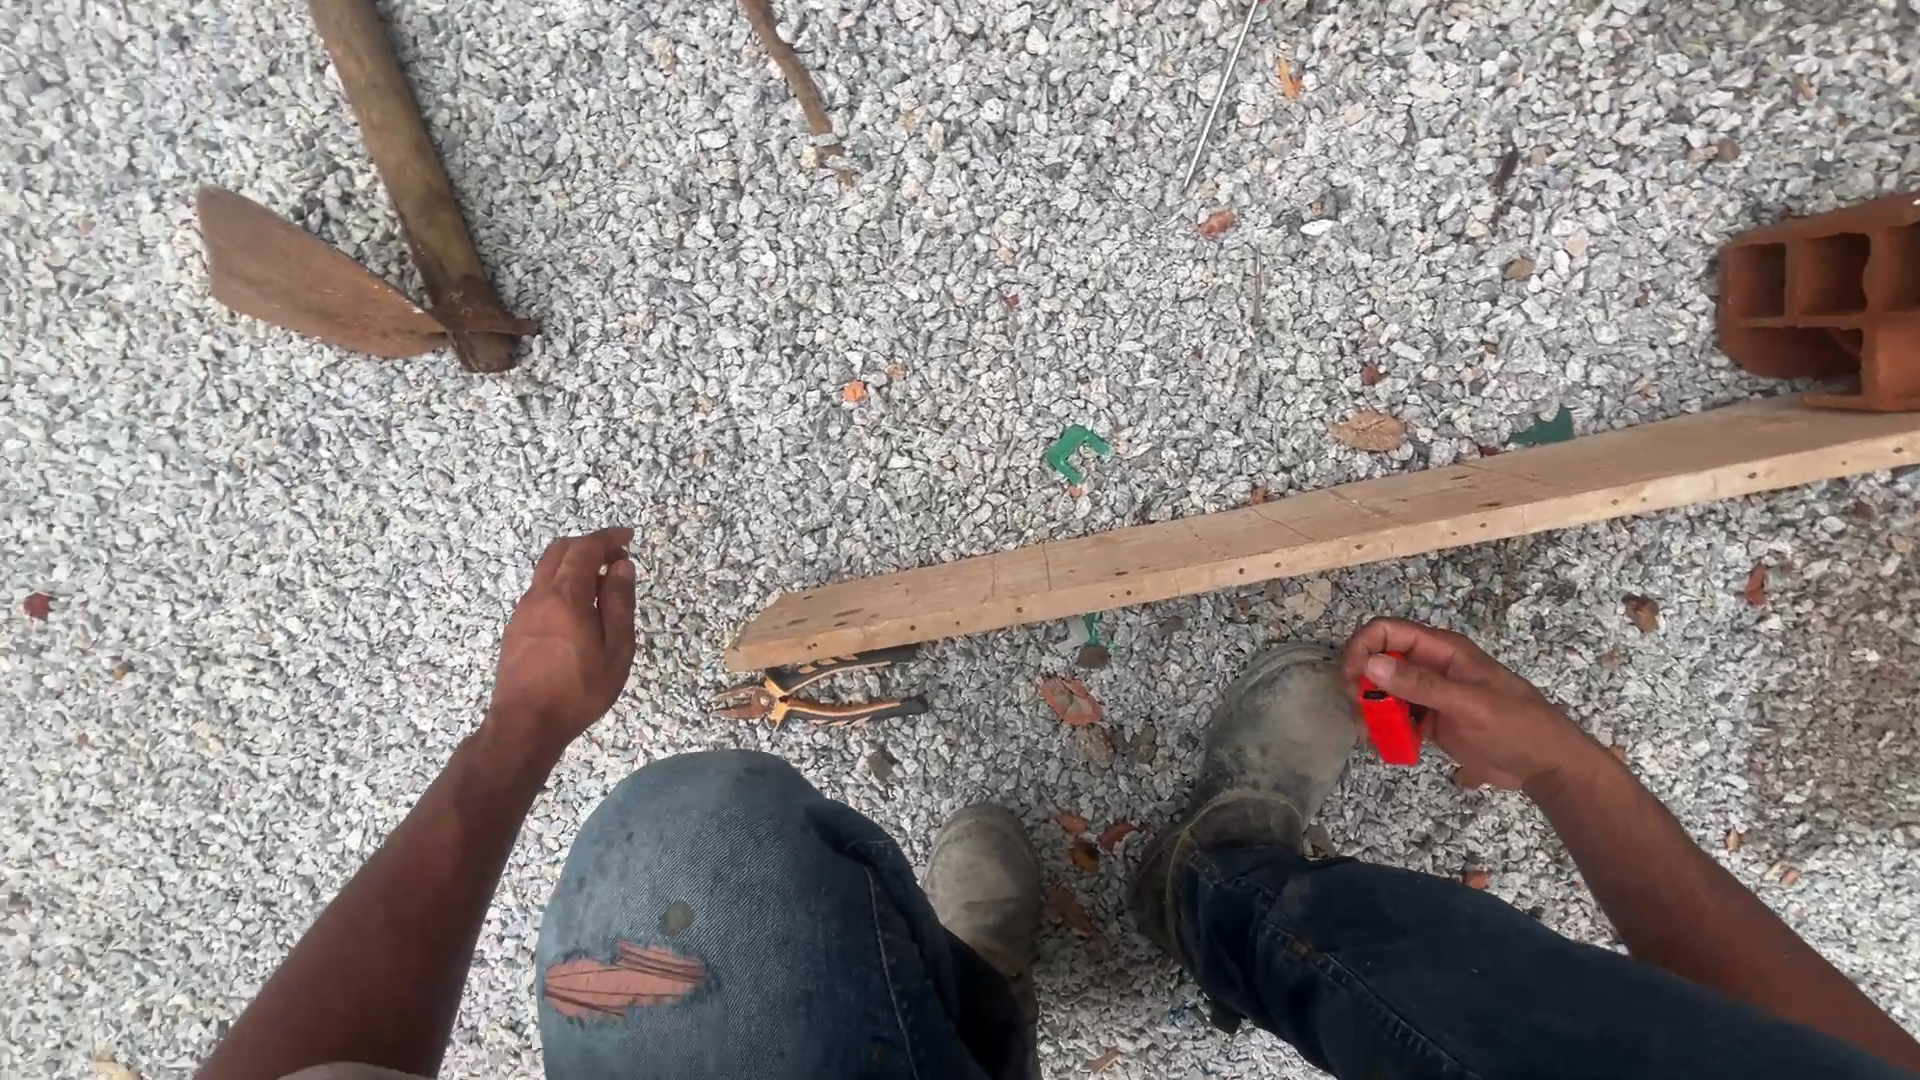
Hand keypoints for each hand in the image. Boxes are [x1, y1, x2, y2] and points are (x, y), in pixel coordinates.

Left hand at [484, 528, 636, 759]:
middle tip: (617, 558)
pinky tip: (581, 609)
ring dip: (574, 565)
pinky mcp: (517, 629)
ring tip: (603, 585)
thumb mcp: (616, 648)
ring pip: (547, 571)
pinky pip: (541, 591)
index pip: (585, 549)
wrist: (525, 725)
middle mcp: (539, 596)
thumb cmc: (579, 688)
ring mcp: (523, 612)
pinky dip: (563, 584)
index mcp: (566, 596)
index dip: (607, 538)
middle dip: (589, 545)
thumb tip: (622, 567)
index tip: (628, 537)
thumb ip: (619, 603)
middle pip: (559, 551)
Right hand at [1340, 617, 1604, 794]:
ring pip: (1380, 689)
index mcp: (1442, 650)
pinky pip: (1393, 715)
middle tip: (1359, 709)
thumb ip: (1421, 685)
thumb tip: (1370, 664)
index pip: (1386, 631)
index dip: (1362, 648)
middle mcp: (1430, 666)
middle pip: (1376, 659)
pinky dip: (1383, 727)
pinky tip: (1386, 743)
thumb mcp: (1471, 704)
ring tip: (1371, 733)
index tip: (1353, 679)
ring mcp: (1428, 693)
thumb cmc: (1519, 728)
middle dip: (1361, 682)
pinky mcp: (1428, 718)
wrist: (1549, 768)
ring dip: (1369, 709)